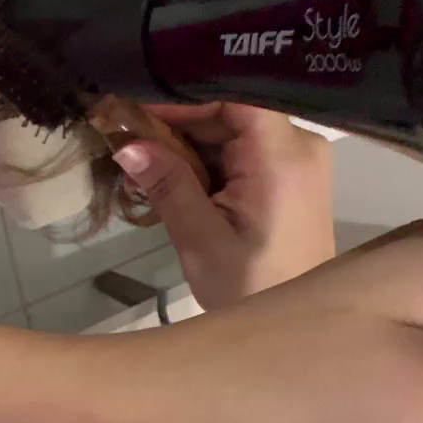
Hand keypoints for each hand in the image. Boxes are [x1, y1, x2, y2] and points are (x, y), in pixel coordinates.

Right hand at [113, 103, 334, 307]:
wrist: (298, 323)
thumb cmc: (249, 284)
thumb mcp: (199, 238)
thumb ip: (167, 186)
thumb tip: (127, 146)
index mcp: (282, 158)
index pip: (236, 99)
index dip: (185, 99)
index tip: (135, 110)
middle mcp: (297, 147)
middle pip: (232, 113)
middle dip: (177, 124)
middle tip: (124, 138)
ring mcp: (294, 161)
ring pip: (232, 133)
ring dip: (186, 145)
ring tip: (139, 160)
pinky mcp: (285, 177)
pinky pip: (239, 153)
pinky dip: (203, 162)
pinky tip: (170, 178)